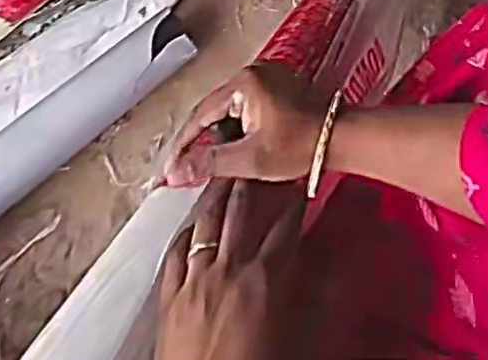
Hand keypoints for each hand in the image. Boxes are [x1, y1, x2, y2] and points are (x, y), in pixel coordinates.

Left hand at [156, 180, 303, 359]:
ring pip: (207, 223)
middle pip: (241, 210)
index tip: (301, 180)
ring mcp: (195, 280)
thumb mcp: (287, 330)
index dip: (296, 199)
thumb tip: (318, 263)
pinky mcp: (169, 299)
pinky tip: (191, 225)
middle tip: (256, 158)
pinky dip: (185, 235)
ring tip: (224, 174)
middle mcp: (229, 269)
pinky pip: (176, 254)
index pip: (286, 224)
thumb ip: (299, 289)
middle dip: (251, 179)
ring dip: (217, 195)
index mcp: (263, 278)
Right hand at [165, 65, 325, 186]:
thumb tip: (177, 171)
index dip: (182, 145)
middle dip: (197, 139)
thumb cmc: (301, 143)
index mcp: (244, 82)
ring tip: (204, 161)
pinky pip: (244, 104)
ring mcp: (267, 76)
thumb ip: (209, 162)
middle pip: (213, 108)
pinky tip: (231, 146)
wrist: (338, 136)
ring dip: (216, 133)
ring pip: (228, 107)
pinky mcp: (277, 85)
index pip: (200, 114)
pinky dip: (234, 125)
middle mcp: (254, 72)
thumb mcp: (249, 159)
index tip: (170, 169)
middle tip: (183, 167)